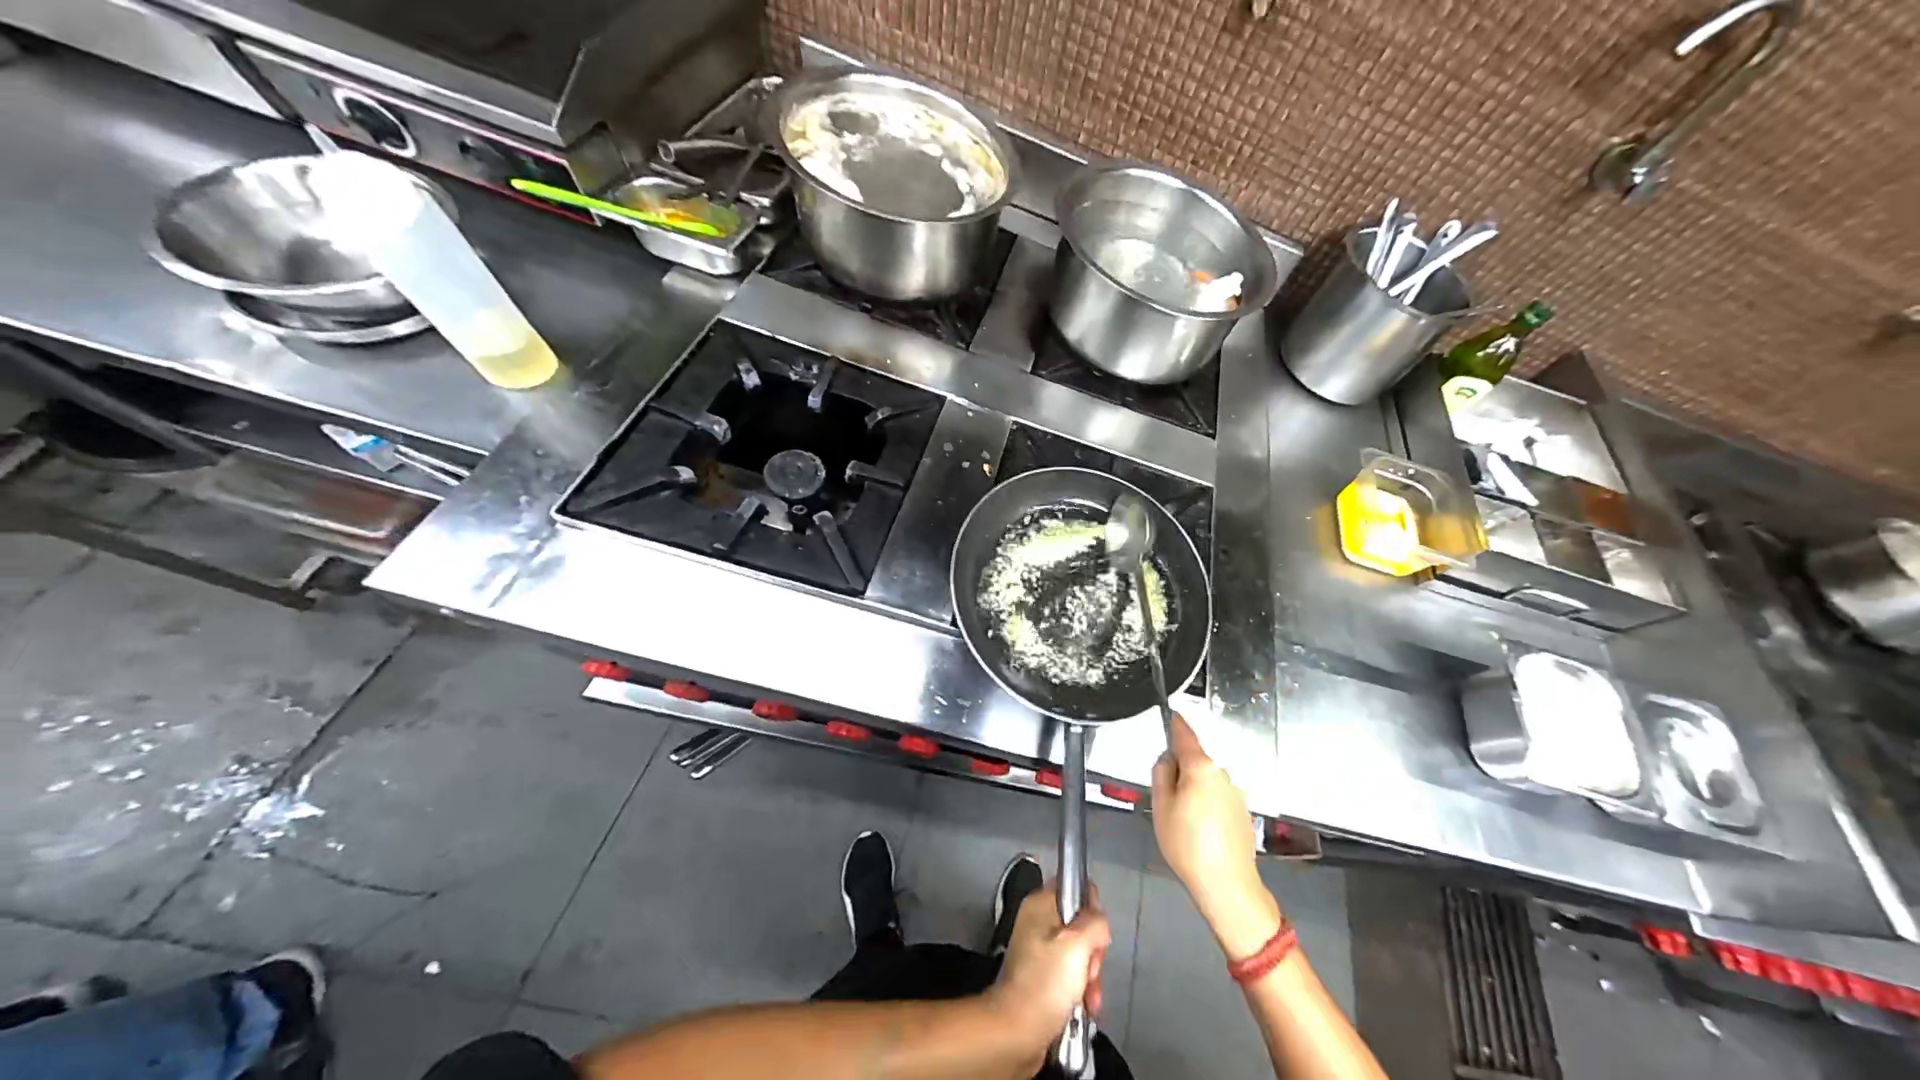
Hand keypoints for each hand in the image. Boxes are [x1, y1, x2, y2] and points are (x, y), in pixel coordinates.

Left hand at [984, 884, 1110, 1068]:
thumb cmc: (1046, 981)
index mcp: (1040, 904)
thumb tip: (1098, 921)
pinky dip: (1081, 990)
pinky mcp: (1043, 977)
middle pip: (1081, 924)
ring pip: (1080, 953)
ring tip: (1088, 996)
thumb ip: (1094, 922)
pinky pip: (1071, 975)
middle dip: (1093, 950)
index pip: (1074, 888)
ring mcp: (1040, 951)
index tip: (1095, 934)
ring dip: (1091, 976)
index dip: (1091, 909)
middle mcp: (1038, 922)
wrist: (1017, 1030)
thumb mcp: (1077, 944)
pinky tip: (1085, 1006)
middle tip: (1090, 968)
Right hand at [1152, 713, 1282, 959]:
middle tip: (1164, 797)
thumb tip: (1167, 759)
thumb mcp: (1160, 805)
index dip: (1174, 722)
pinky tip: (1199, 830)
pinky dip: (1206, 804)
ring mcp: (1235, 793)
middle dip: (1179, 769)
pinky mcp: (1242, 812)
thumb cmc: (1188, 845)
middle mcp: (1223, 774)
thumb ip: (1161, 773)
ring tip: (1181, 821)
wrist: (1227, 885)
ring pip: (1206, 780)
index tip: (1169, 713)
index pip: (1185, 733)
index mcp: (1201, 767)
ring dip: (1193, 789)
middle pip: (1195, 759)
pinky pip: (1217, 797)